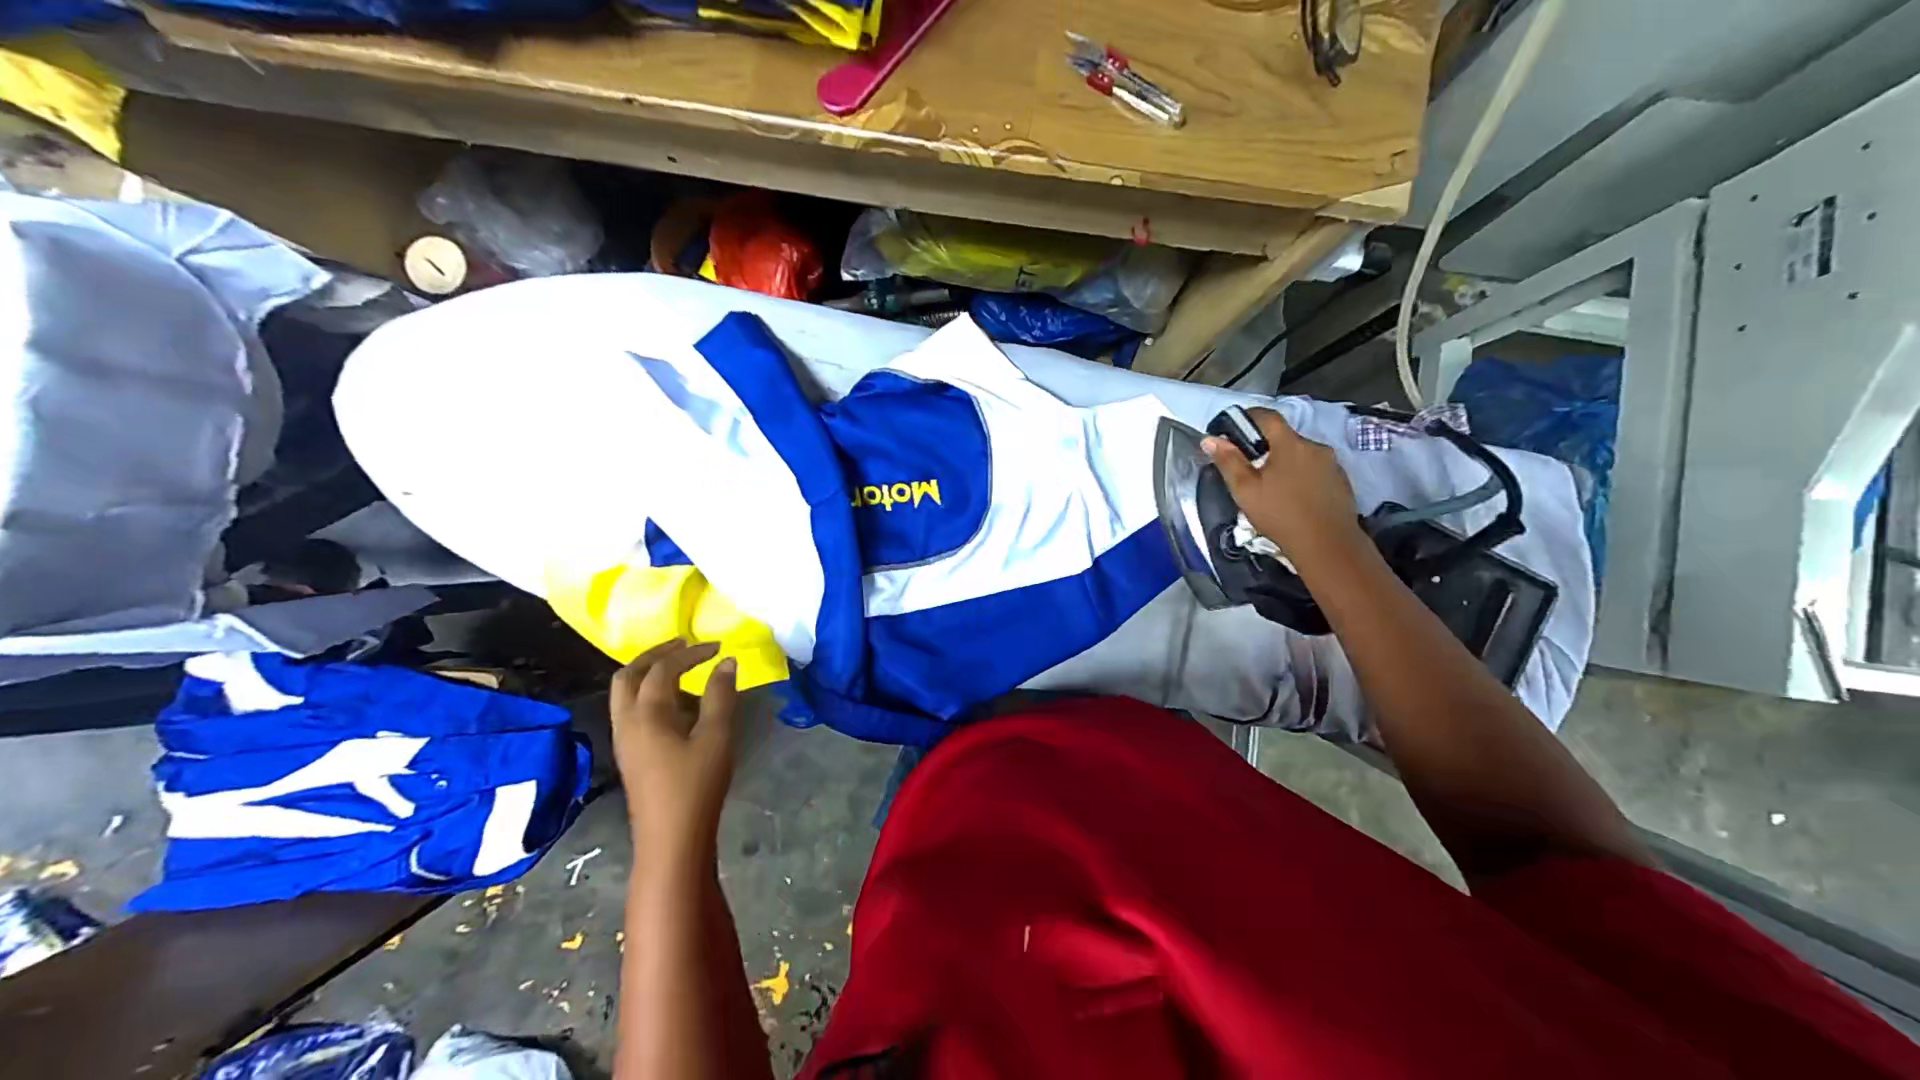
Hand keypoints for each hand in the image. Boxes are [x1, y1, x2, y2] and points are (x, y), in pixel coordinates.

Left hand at [609, 641, 739, 865]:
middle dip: (656, 654)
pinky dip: (649, 694)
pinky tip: (677, 707)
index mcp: (646, 713)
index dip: (690, 652)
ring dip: (650, 673)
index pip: (663, 668)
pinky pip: (631, 710)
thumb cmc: (696, 786)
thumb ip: (721, 695)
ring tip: (683, 673)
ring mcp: (624, 739)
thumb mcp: (717, 736)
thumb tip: (726, 662)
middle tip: (684, 644)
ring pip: (625, 693)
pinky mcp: (630, 755)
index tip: (717, 646)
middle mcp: (626, 721)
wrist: (671, 840)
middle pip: (629, 674)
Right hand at [1202, 407, 1365, 566]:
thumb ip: (1228, 461)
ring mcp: (1332, 464)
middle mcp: (1315, 447)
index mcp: (1290, 444)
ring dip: (1285, 463)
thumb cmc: (1280, 515)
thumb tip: (1211, 439)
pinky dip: (1302, 476)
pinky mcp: (1342, 481)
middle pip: (1285, 437)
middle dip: (1266, 446)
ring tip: (1272, 487)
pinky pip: (1316, 470)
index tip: (1233, 429)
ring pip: (1301, 454)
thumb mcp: (1245, 490)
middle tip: (1250, 468)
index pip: (1268, 416)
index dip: (1248, 417)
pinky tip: (1293, 497)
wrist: (1327, 546)